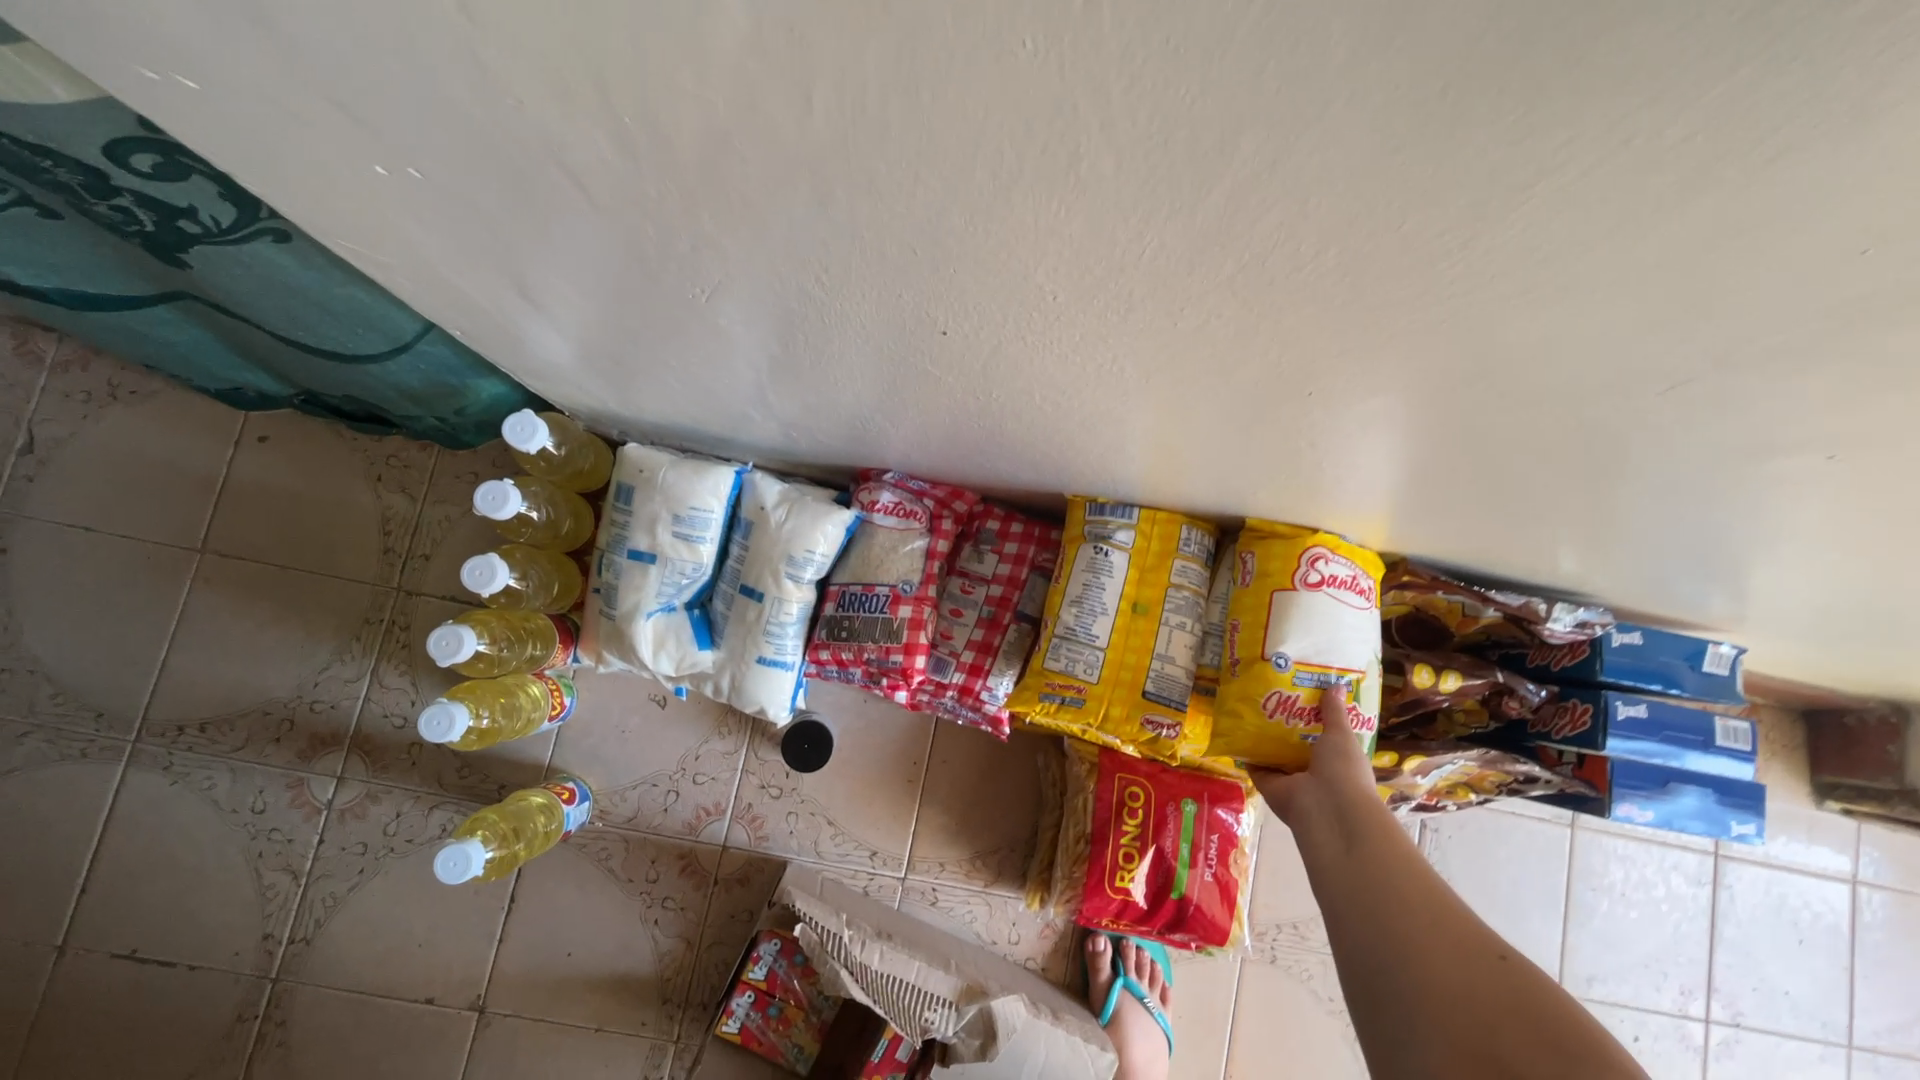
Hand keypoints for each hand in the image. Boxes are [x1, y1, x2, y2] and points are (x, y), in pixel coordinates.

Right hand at [1249, 686, 1379, 832]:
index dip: (1316, 719)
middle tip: (1273, 698)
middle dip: (1286, 726)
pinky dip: (1246, 751)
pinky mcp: (1268, 784)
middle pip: (1297, 746)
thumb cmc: (1342, 769)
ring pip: (1275, 755)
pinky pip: (1255, 765)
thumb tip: (1338, 684)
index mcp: (1337, 761)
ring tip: (1252, 708)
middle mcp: (1314, 772)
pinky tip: (1237, 730)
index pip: (1326, 738)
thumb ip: (1334, 712)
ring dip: (1264, 738)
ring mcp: (1290, 780)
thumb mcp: (1341, 735)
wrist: (1325, 807)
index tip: (1303, 696)